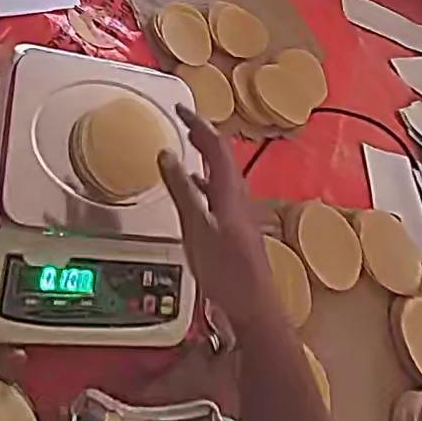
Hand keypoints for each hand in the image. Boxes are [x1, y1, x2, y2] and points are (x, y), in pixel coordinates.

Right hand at [159, 105, 283, 329]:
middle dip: (202, 134)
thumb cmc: (226, 271)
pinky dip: (204, 179)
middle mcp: (238, 195)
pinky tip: (195, 188)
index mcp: (229, 190)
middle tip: (182, 122)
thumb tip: (166, 154)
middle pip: (222, 154)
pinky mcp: (236, 227)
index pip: (215, 144)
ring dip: (205, 155)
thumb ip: (181, 190)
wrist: (255, 310)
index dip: (198, 123)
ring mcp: (239, 212)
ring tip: (187, 145)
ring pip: (222, 172)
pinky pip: (220, 190)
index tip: (180, 109)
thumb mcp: (196, 228)